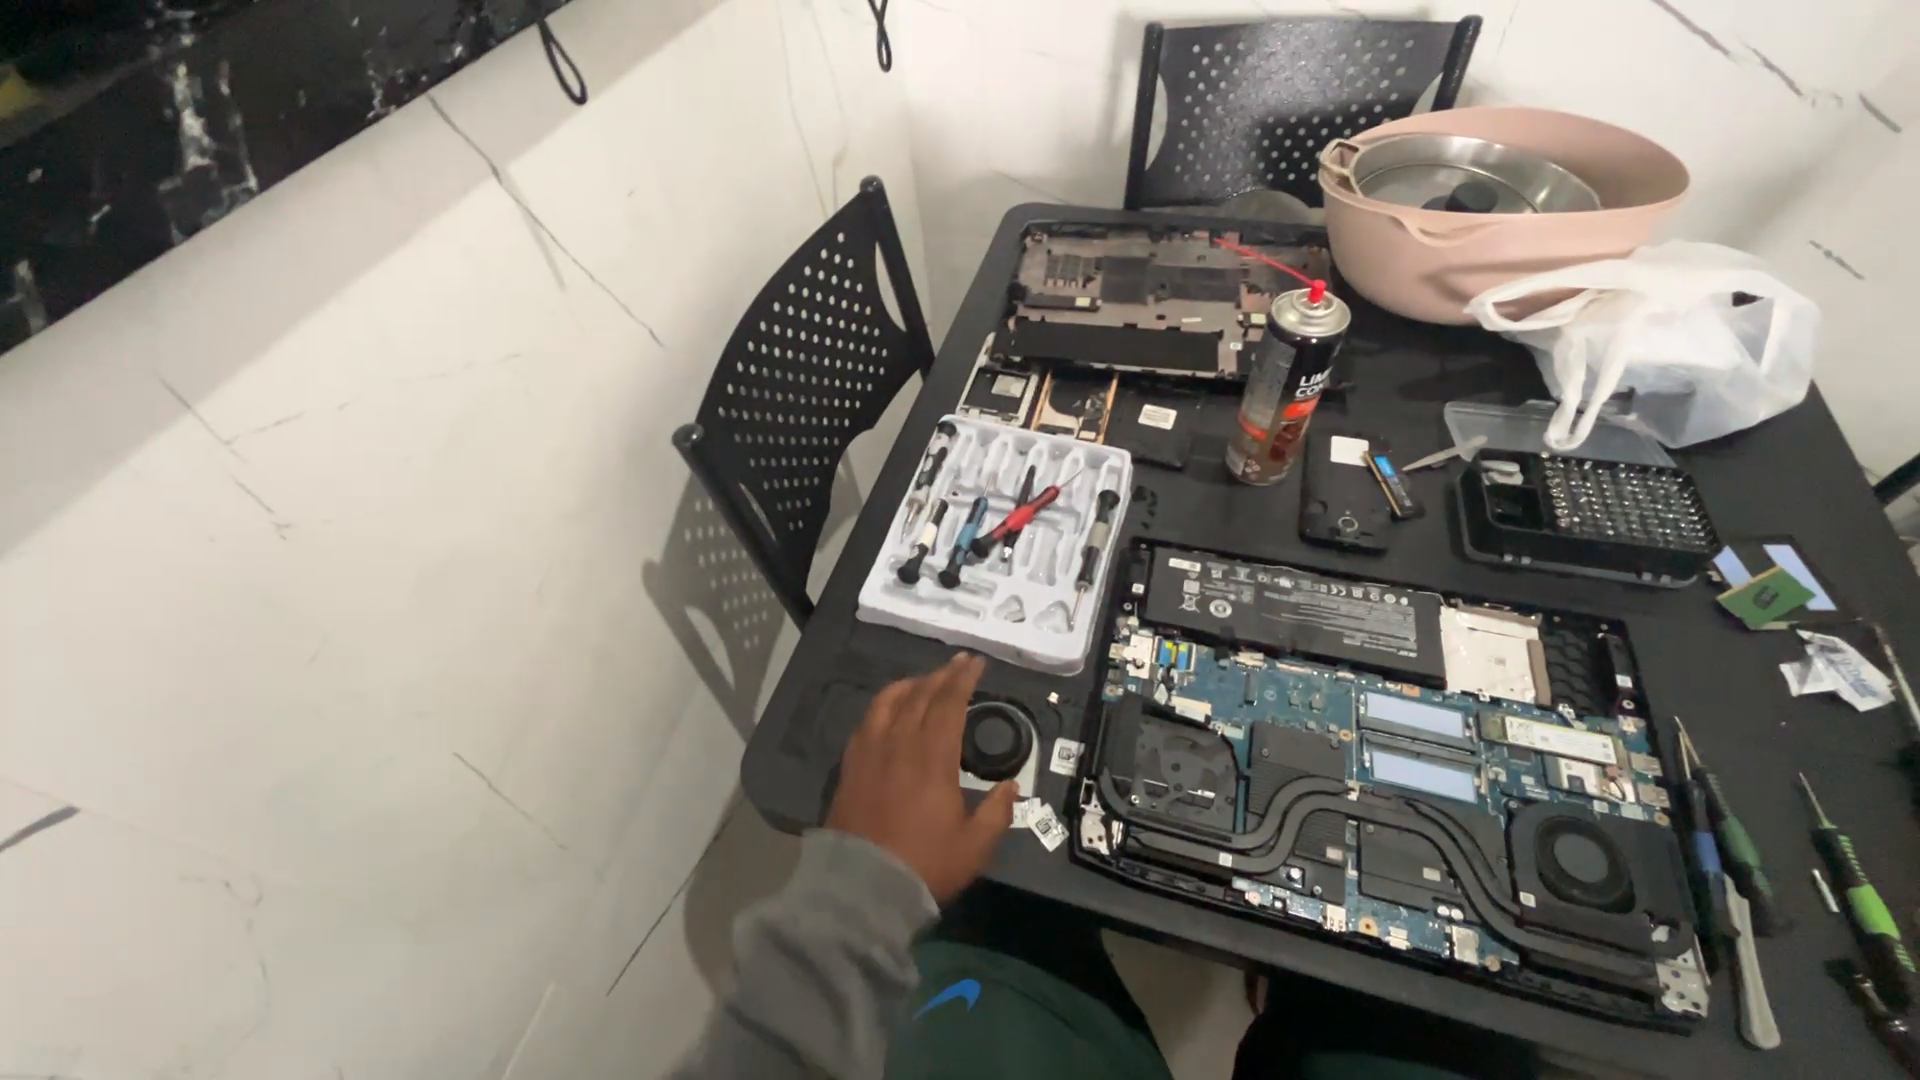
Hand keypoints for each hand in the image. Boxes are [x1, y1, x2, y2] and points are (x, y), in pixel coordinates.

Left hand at [826, 653, 1017, 902]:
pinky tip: (890, 709)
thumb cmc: (924, 864)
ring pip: (889, 701)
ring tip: (925, 680)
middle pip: (921, 695)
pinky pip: (867, 720)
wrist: (861, 888)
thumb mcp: (974, 846)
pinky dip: (884, 704)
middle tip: (958, 663)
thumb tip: (1011, 786)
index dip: (963, 679)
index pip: (949, 703)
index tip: (975, 662)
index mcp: (933, 757)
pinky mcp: (850, 765)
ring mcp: (870, 751)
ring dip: (911, 684)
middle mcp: (900, 743)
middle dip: (942, 674)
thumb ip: (997, 812)